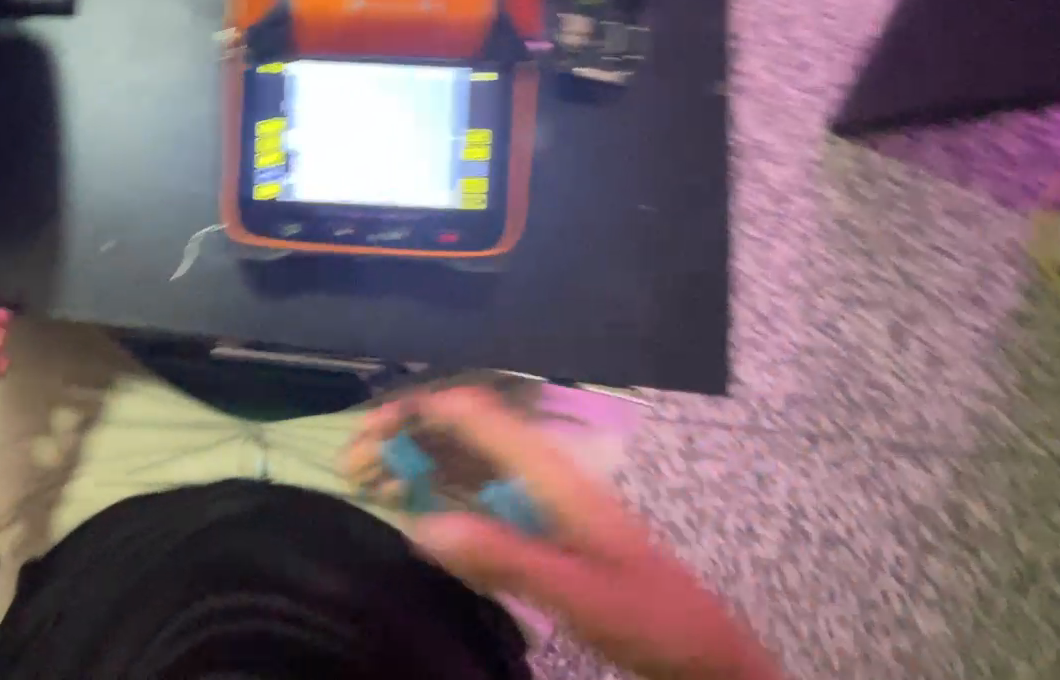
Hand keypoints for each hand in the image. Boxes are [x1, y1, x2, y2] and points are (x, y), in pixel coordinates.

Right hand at [345, 387, 780, 679]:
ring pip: (460, 452)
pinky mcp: (535, 515)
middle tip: (354, 466)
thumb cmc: (648, 614)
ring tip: (368, 483)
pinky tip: (411, 507)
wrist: (704, 649)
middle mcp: (535, 465)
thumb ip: (504, 556)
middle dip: (401, 434)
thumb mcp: (579, 592)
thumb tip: (420, 526)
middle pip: (457, 426)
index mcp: (547, 468)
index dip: (416, 409)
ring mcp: (535, 488)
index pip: (471, 410)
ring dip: (412, 458)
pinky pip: (472, 485)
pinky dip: (433, 487)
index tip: (369, 434)